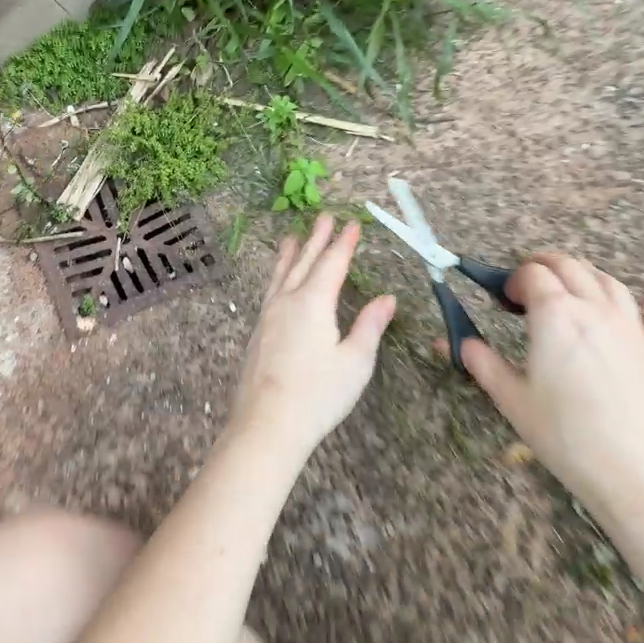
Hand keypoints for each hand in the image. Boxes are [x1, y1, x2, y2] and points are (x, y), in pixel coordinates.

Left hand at [228, 215, 397, 459]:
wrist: (266, 426)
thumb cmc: (317, 396)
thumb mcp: (355, 362)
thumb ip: (370, 326)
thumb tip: (386, 298)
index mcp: (313, 303)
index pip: (332, 264)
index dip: (344, 243)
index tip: (353, 224)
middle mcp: (287, 302)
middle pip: (304, 262)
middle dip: (317, 239)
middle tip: (324, 216)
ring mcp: (267, 317)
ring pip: (280, 275)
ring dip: (290, 254)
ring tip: (293, 237)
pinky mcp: (257, 334)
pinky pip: (269, 291)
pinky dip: (277, 276)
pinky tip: (277, 282)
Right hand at [460, 254, 643, 528]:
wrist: (638, 476)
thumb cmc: (567, 438)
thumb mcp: (513, 401)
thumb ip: (484, 365)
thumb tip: (460, 344)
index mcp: (555, 315)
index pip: (532, 275)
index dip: (513, 280)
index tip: (503, 300)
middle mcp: (595, 310)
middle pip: (570, 267)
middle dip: (545, 265)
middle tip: (528, 281)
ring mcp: (632, 330)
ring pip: (610, 283)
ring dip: (586, 275)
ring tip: (572, 283)